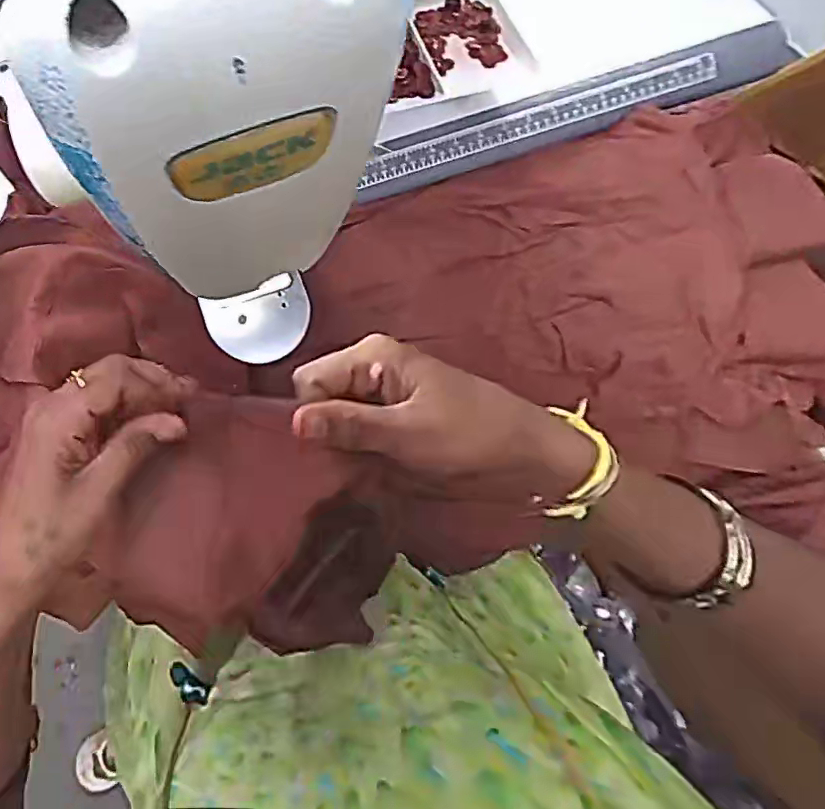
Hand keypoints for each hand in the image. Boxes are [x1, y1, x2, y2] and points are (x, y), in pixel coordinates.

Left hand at [0, 355, 194, 613]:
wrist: (11, 567)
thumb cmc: (54, 534)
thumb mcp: (100, 490)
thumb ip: (135, 444)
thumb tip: (176, 419)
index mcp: (58, 415)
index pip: (114, 376)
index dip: (154, 381)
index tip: (188, 395)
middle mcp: (49, 403)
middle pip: (106, 371)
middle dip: (148, 379)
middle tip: (185, 395)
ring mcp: (46, 415)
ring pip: (99, 383)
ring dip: (136, 389)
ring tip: (172, 404)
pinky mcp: (49, 429)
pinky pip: (90, 402)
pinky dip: (120, 404)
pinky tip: (144, 416)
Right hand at [290, 334, 593, 498]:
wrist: (531, 459)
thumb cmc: (474, 438)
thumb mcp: (409, 435)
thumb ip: (349, 426)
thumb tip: (293, 422)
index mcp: (371, 355)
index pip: (309, 381)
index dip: (312, 416)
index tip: (330, 450)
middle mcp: (369, 367)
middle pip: (318, 398)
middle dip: (324, 432)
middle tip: (345, 464)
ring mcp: (379, 393)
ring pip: (333, 418)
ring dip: (340, 446)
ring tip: (358, 470)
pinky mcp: (389, 417)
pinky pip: (353, 431)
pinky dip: (355, 452)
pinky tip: (368, 470)